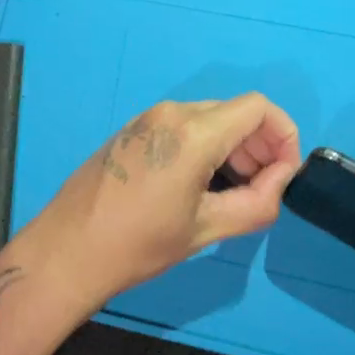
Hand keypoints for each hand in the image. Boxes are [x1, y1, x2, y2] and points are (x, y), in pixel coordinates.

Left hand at [18, 93, 301, 307]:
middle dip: (259, 147)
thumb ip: (256, 202)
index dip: (283, 136)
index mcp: (193, 132)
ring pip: (211, 119)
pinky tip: (199, 186)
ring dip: (233, 148)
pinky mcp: (136, 128)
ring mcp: (149, 116)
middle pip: (235, 112)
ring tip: (230, 195)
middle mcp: (172, 112)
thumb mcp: (206, 230)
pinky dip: (206, 146)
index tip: (284, 176)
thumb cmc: (140, 243)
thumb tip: (281, 178)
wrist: (70, 246)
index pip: (257, 108)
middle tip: (259, 192)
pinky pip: (185, 125)